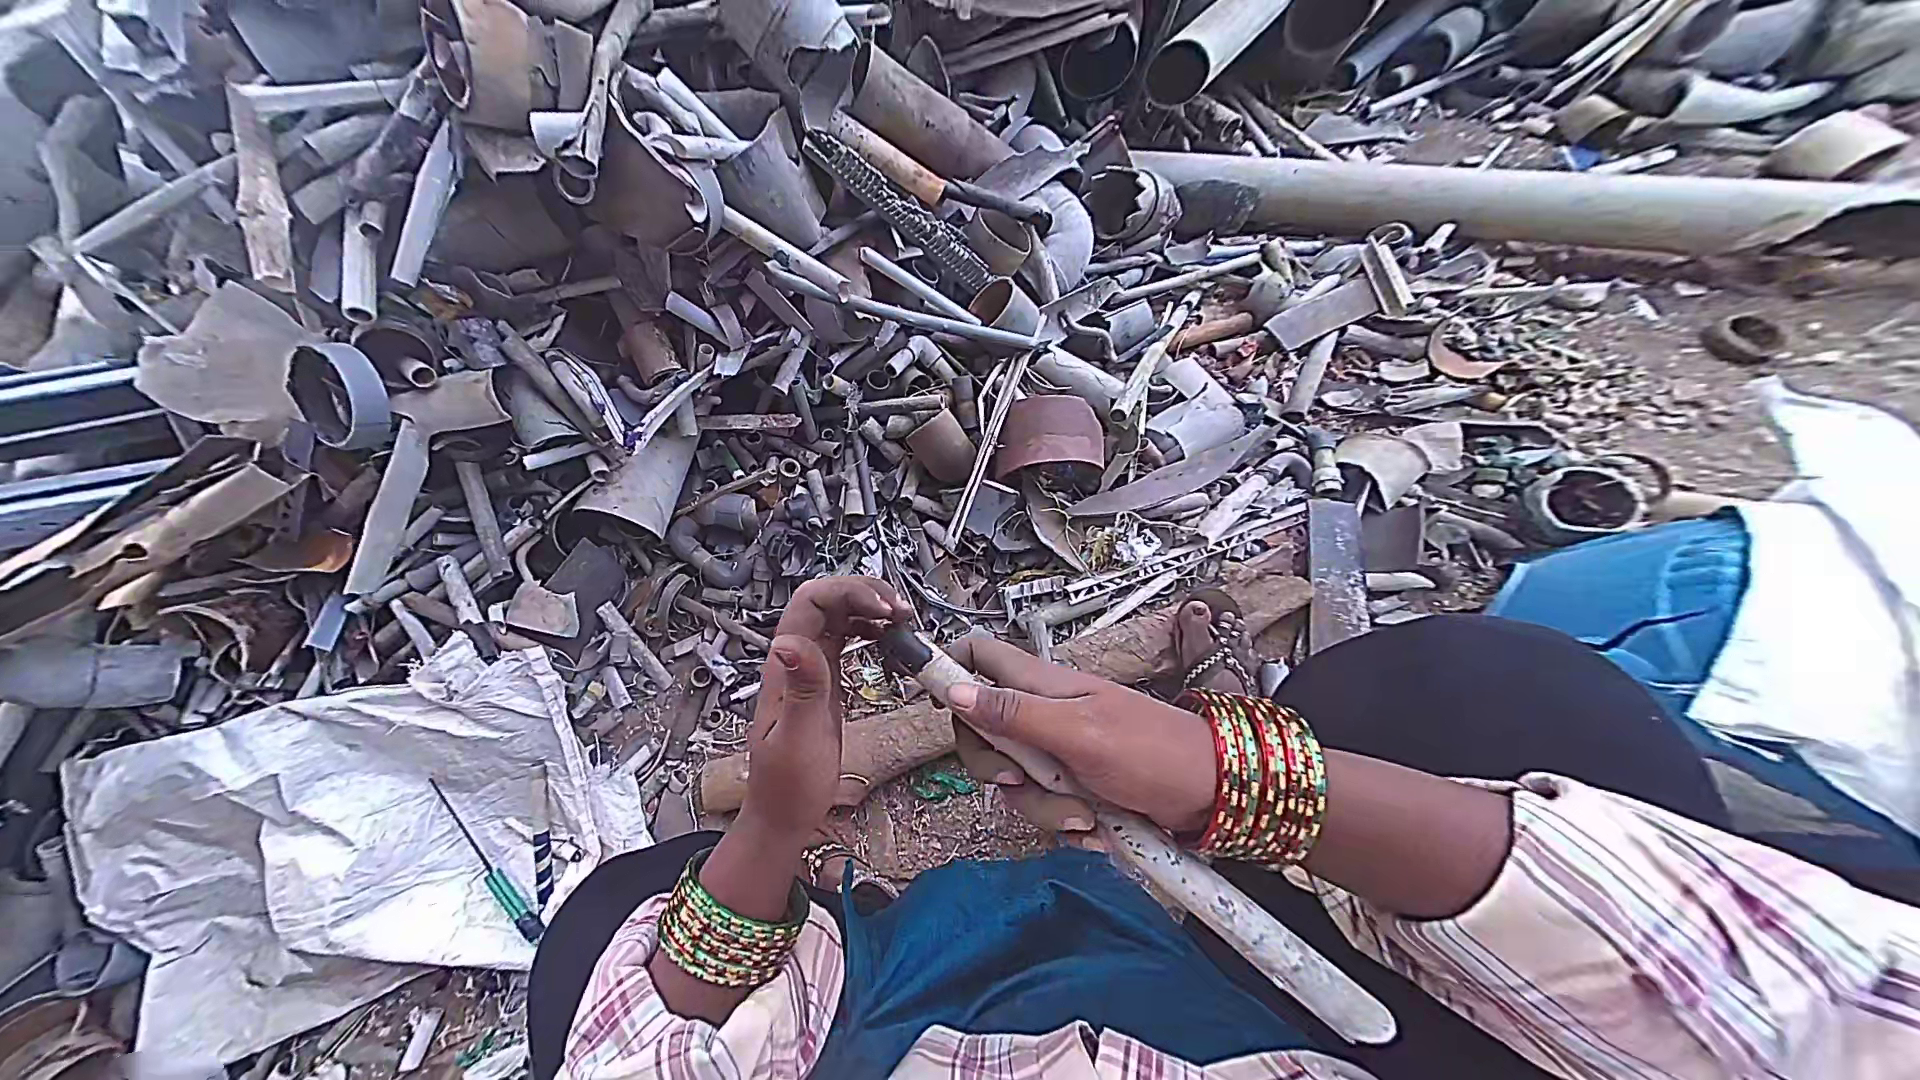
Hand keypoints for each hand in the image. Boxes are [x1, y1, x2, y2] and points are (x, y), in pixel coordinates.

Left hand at [740, 577, 908, 839]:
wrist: (785, 814)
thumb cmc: (789, 785)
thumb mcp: (798, 738)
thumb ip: (801, 687)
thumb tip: (788, 640)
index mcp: (786, 665)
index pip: (811, 601)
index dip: (849, 593)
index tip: (886, 610)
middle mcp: (797, 658)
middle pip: (827, 600)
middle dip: (866, 593)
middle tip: (901, 611)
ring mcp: (812, 667)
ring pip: (838, 615)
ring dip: (870, 607)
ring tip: (902, 619)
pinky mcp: (826, 679)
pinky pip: (847, 638)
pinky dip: (870, 629)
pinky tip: (888, 636)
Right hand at [945, 634, 1216, 837]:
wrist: (1212, 794)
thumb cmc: (1155, 752)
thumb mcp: (1079, 733)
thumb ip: (1014, 713)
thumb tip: (955, 688)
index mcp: (1039, 684)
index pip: (976, 655)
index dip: (947, 669)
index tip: (934, 705)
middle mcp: (1040, 712)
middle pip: (980, 729)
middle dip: (994, 765)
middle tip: (1020, 777)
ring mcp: (1054, 748)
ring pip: (1011, 775)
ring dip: (1042, 805)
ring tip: (1086, 812)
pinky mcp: (1070, 781)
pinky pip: (1042, 802)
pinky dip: (1064, 820)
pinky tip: (1095, 826)